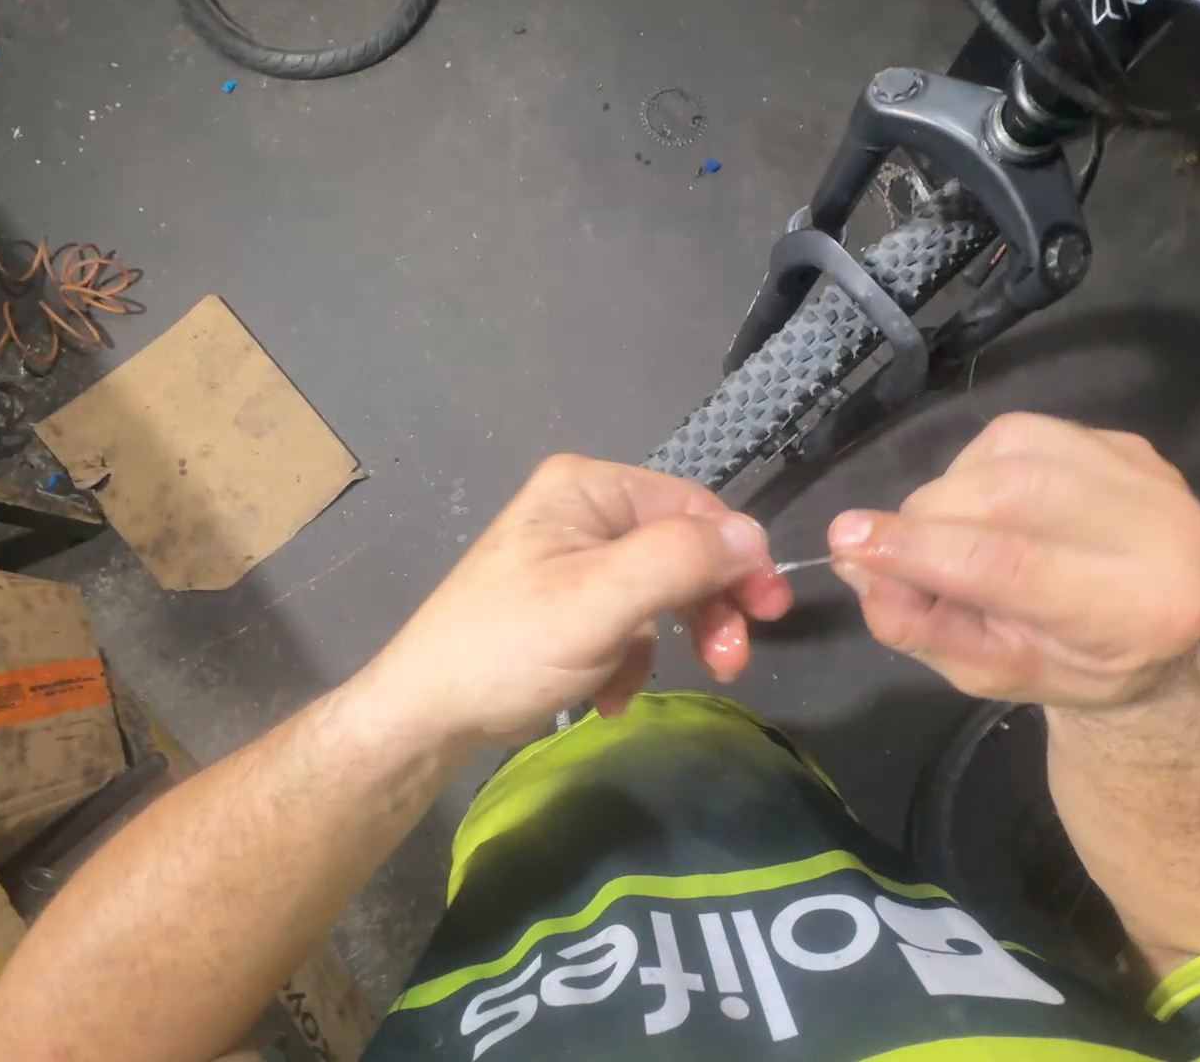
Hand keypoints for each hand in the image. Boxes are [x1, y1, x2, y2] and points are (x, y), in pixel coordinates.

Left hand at [372, 455, 793, 746]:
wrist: (430, 712)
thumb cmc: (509, 647)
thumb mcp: (600, 601)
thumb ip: (679, 561)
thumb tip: (753, 537)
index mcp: (589, 487)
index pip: (692, 506)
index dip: (738, 556)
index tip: (769, 611)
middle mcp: (585, 510)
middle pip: (680, 549)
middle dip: (707, 607)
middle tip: (730, 660)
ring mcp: (576, 555)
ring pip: (660, 589)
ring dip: (666, 641)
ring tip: (646, 687)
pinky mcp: (571, 598)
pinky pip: (629, 619)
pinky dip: (630, 658)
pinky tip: (607, 693)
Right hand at [827, 413, 1199, 707]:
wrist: (1139, 635)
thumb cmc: (1057, 664)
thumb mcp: (981, 672)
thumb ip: (918, 627)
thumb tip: (857, 567)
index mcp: (1138, 611)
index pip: (1012, 567)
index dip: (920, 550)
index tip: (846, 542)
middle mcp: (1166, 530)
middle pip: (1011, 492)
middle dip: (926, 516)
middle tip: (892, 546)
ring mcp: (1149, 474)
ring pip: (1010, 451)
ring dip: (948, 491)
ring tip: (948, 533)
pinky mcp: (1124, 442)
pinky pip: (1019, 434)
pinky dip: (972, 469)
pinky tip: (983, 504)